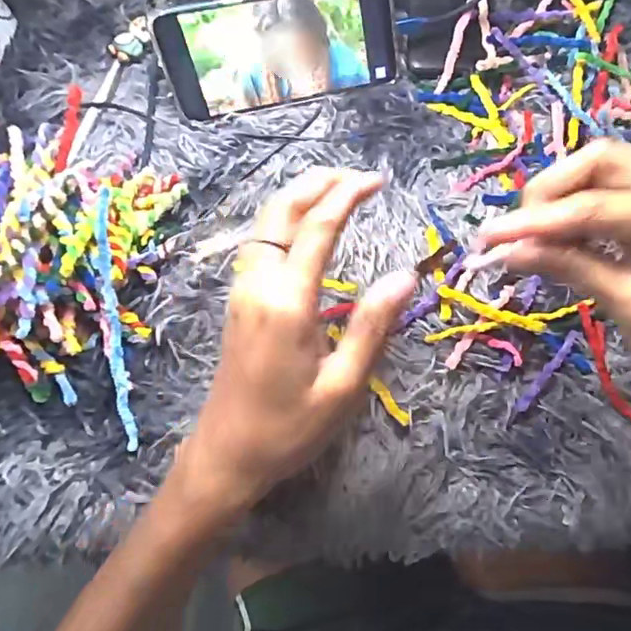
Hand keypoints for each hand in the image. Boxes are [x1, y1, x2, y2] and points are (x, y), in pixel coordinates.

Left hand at [172, 169, 417, 518]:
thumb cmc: (288, 429)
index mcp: (287, 302)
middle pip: (281, 210)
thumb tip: (405, 276)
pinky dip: (285, 219)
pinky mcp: (238, 301)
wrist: (225, 454)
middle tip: (357, 175)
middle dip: (318, 182)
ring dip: (299, 197)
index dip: (348, 195)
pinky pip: (259, 242)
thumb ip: (372, 327)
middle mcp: (258, 284)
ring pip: (265, 223)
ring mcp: (242, 290)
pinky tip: (305, 227)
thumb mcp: (342, 386)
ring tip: (337, 189)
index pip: (318, 227)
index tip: (378, 180)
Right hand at [471, 140, 630, 410]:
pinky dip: (579, 207)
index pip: (598, 205)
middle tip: (513, 233)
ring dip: (560, 195)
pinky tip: (557, 233)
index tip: (489, 240)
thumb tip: (508, 252)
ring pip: (603, 168)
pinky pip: (614, 189)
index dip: (538, 221)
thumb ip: (572, 270)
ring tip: (528, 234)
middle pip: (600, 161)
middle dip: (548, 192)